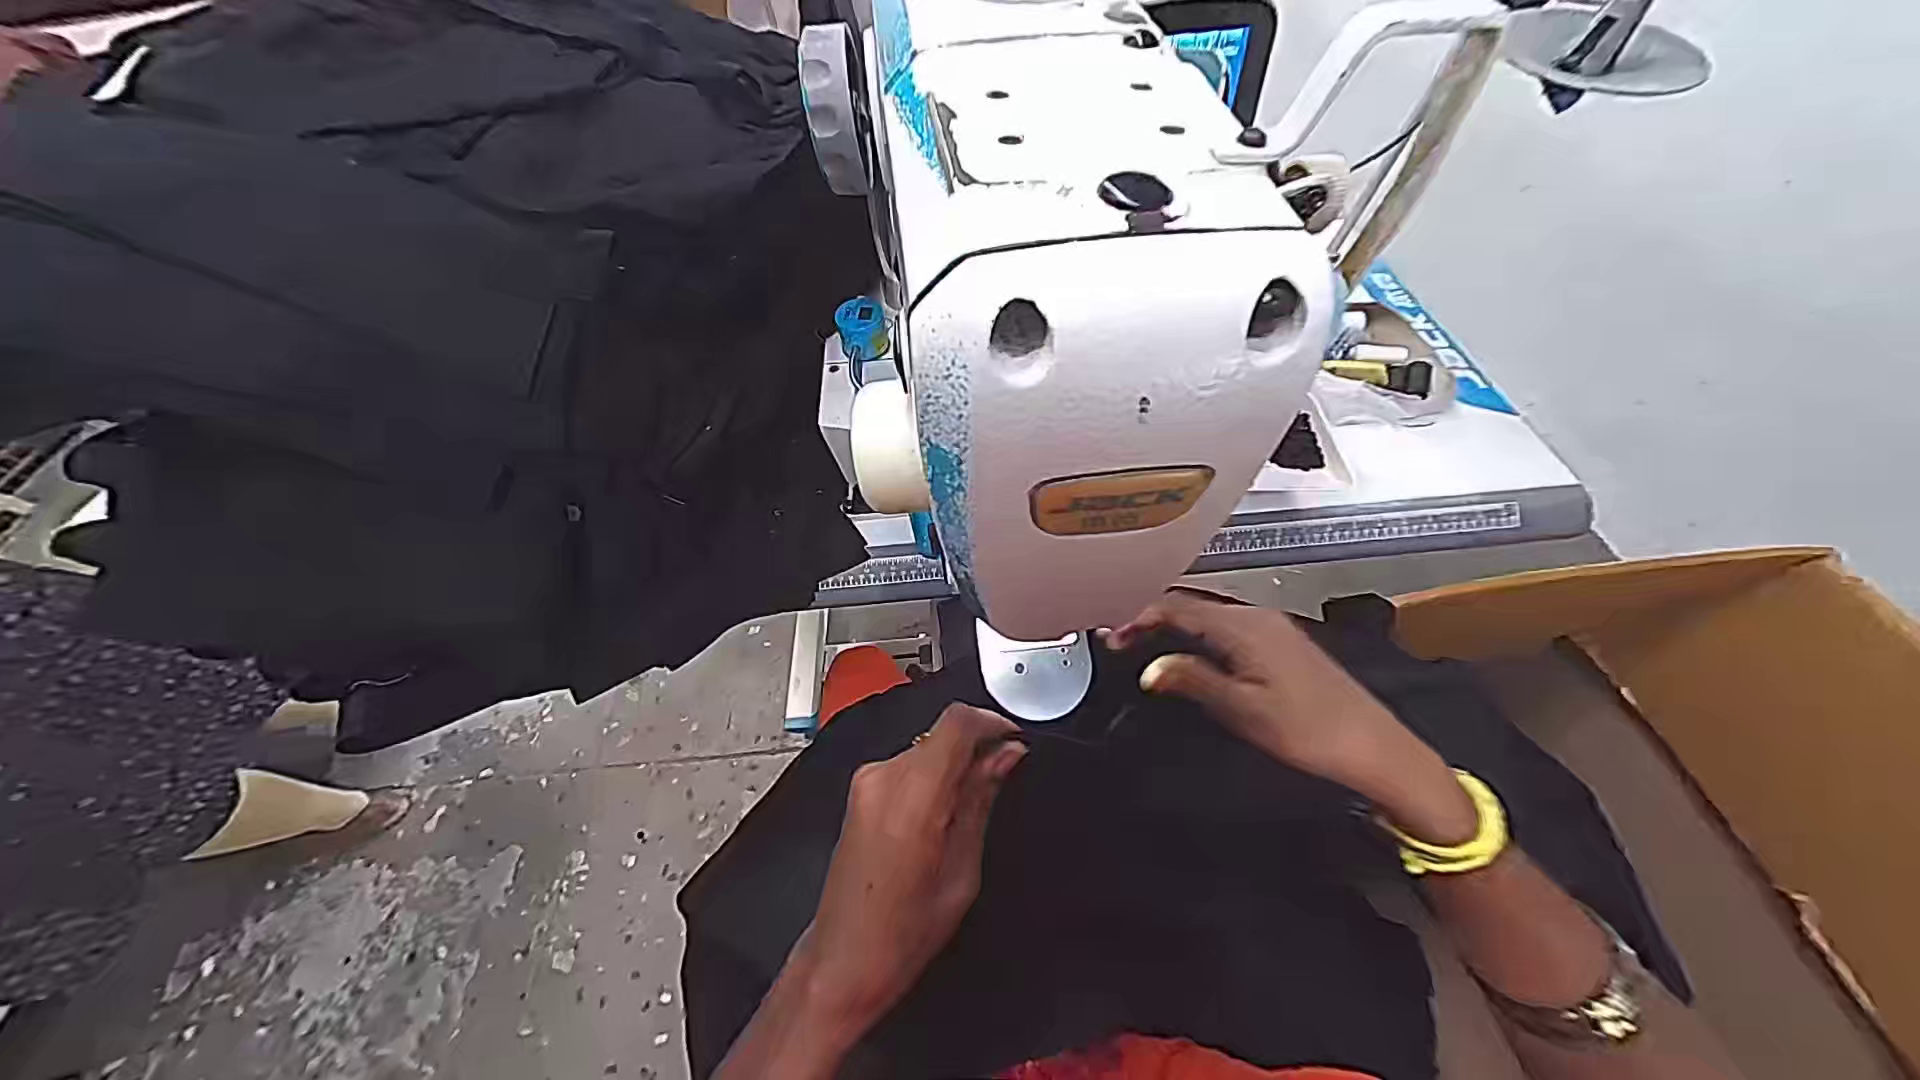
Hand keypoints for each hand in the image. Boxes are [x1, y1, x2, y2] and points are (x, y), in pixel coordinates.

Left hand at [794, 702, 1028, 1027]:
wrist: (845, 958)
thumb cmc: (899, 933)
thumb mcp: (962, 869)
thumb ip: (982, 799)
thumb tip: (1005, 756)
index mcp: (912, 797)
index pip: (956, 722)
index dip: (992, 723)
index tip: (1012, 738)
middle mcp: (883, 779)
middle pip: (943, 733)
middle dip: (977, 748)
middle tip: (1000, 776)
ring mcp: (866, 781)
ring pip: (927, 746)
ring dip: (954, 763)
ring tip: (968, 808)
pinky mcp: (860, 788)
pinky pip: (908, 762)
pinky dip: (932, 774)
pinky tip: (941, 813)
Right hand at [1106, 589, 1474, 843]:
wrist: (1375, 748)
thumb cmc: (1309, 731)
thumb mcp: (1242, 710)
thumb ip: (1193, 680)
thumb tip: (1150, 668)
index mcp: (1244, 627)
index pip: (1178, 607)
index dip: (1139, 617)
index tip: (1112, 637)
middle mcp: (1257, 616)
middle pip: (1192, 604)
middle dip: (1152, 617)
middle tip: (1121, 639)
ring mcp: (1272, 626)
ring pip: (1208, 612)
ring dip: (1174, 624)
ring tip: (1144, 641)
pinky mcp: (1281, 642)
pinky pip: (1225, 624)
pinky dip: (1197, 631)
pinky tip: (1188, 648)